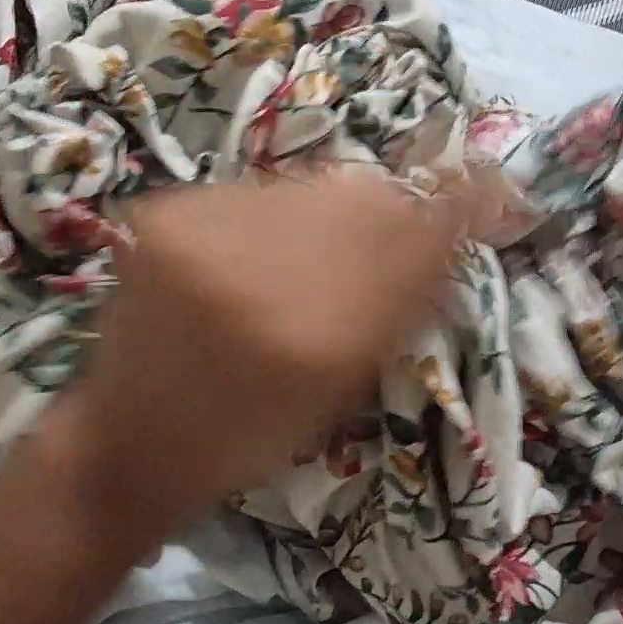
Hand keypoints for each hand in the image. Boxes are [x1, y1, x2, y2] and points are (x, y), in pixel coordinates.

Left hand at [39, 174, 465, 530]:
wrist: (128, 437)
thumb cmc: (242, 438)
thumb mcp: (336, 393)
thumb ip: (392, 312)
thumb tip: (442, 236)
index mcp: (317, 337)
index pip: (414, 239)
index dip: (463, 202)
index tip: (494, 187)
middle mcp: (261, 270)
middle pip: (365, 196)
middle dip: (392, 207)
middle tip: (392, 228)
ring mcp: (204, 232)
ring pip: (309, 185)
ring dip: (328, 209)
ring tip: (306, 252)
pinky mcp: (166, 213)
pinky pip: (252, 193)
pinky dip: (269, 216)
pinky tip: (251, 255)